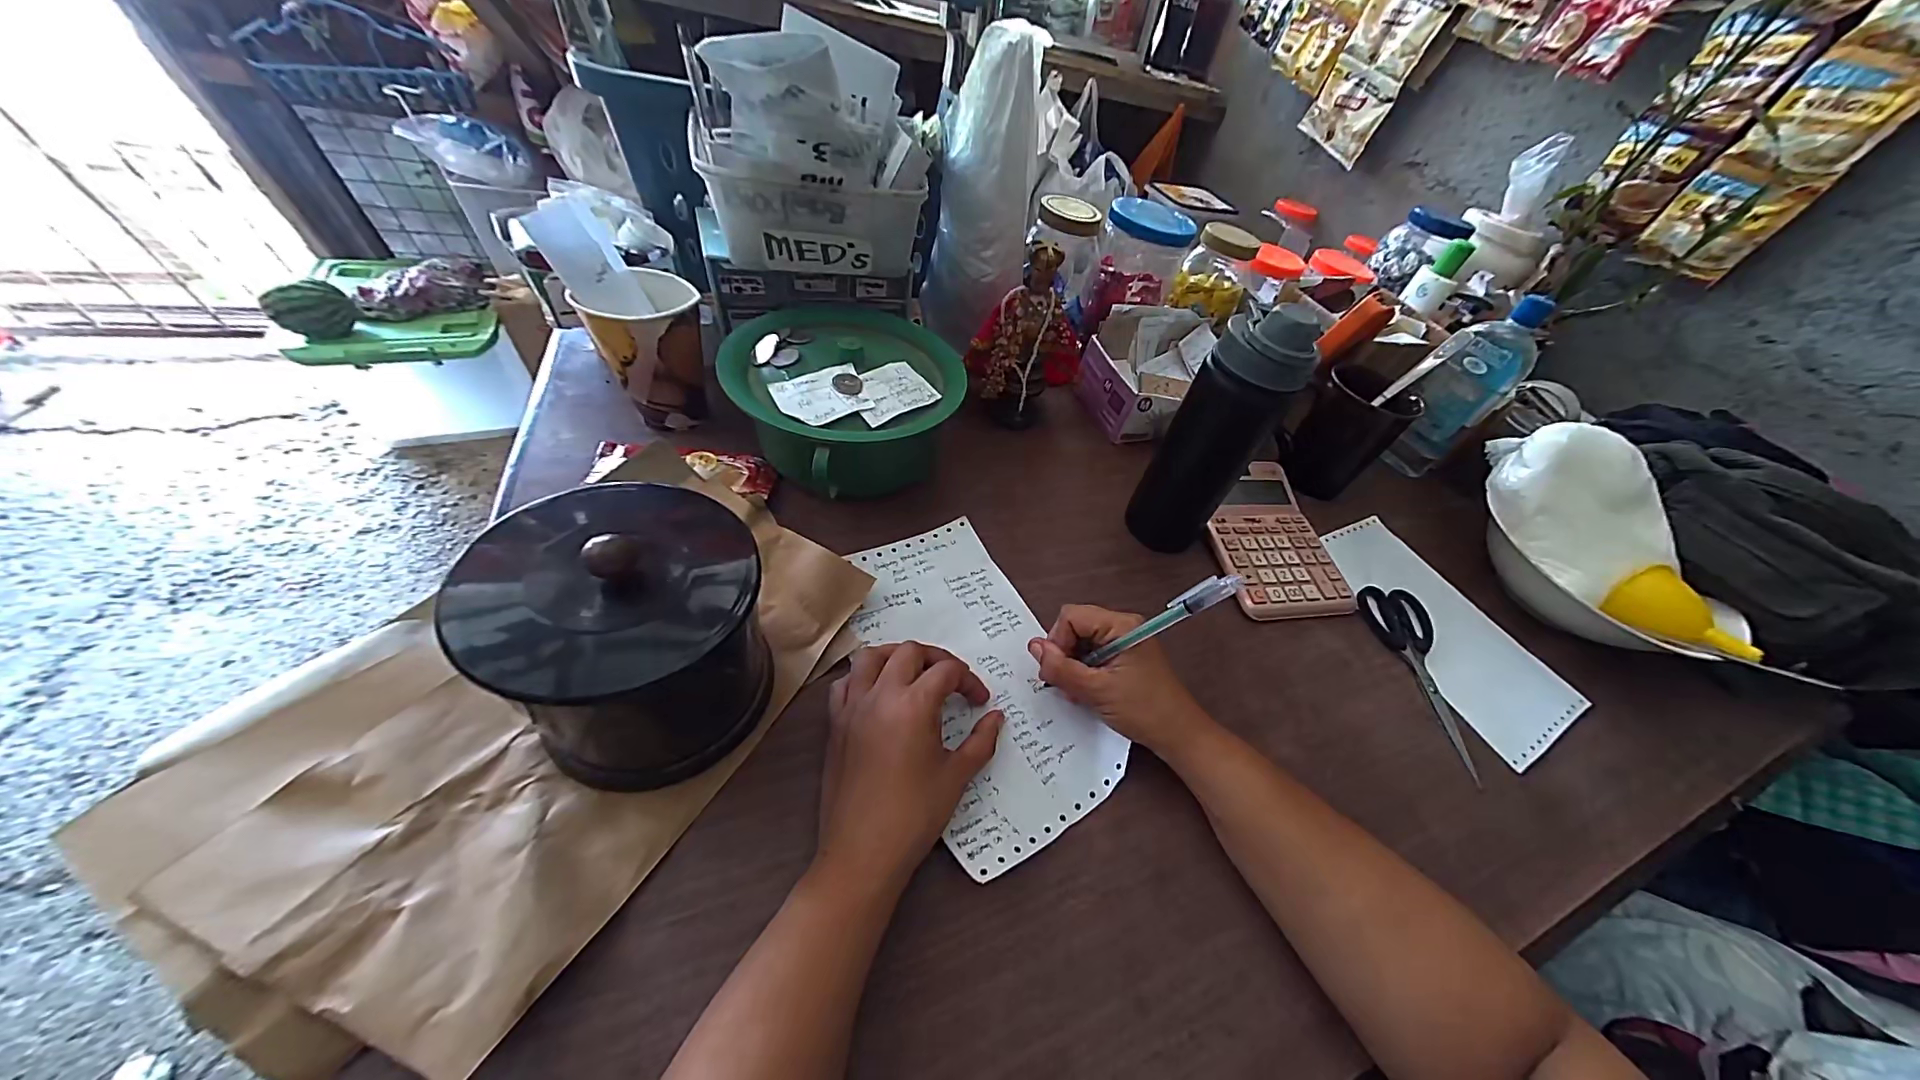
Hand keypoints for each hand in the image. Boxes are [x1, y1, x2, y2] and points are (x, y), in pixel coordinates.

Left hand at [818, 643, 1003, 891]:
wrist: (862, 852)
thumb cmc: (913, 817)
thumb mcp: (956, 776)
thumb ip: (980, 741)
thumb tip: (995, 719)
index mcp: (913, 705)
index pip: (946, 671)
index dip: (968, 680)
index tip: (978, 701)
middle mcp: (880, 697)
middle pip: (909, 652)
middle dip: (936, 659)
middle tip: (952, 680)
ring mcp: (852, 708)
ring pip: (870, 657)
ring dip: (895, 656)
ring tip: (913, 672)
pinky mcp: (835, 724)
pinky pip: (844, 684)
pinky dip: (861, 678)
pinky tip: (877, 694)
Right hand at [1028, 605, 1214, 755]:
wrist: (1178, 735)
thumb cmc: (1147, 710)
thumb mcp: (1095, 690)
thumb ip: (1061, 667)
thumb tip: (1035, 647)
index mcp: (1122, 625)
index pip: (1071, 616)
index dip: (1057, 641)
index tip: (1056, 668)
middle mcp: (1123, 627)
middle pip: (1075, 627)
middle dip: (1064, 654)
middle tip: (1066, 682)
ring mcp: (1124, 642)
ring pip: (1081, 643)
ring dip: (1073, 666)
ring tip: (1079, 691)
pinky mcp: (1124, 657)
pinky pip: (1092, 655)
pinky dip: (1083, 672)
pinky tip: (1087, 692)